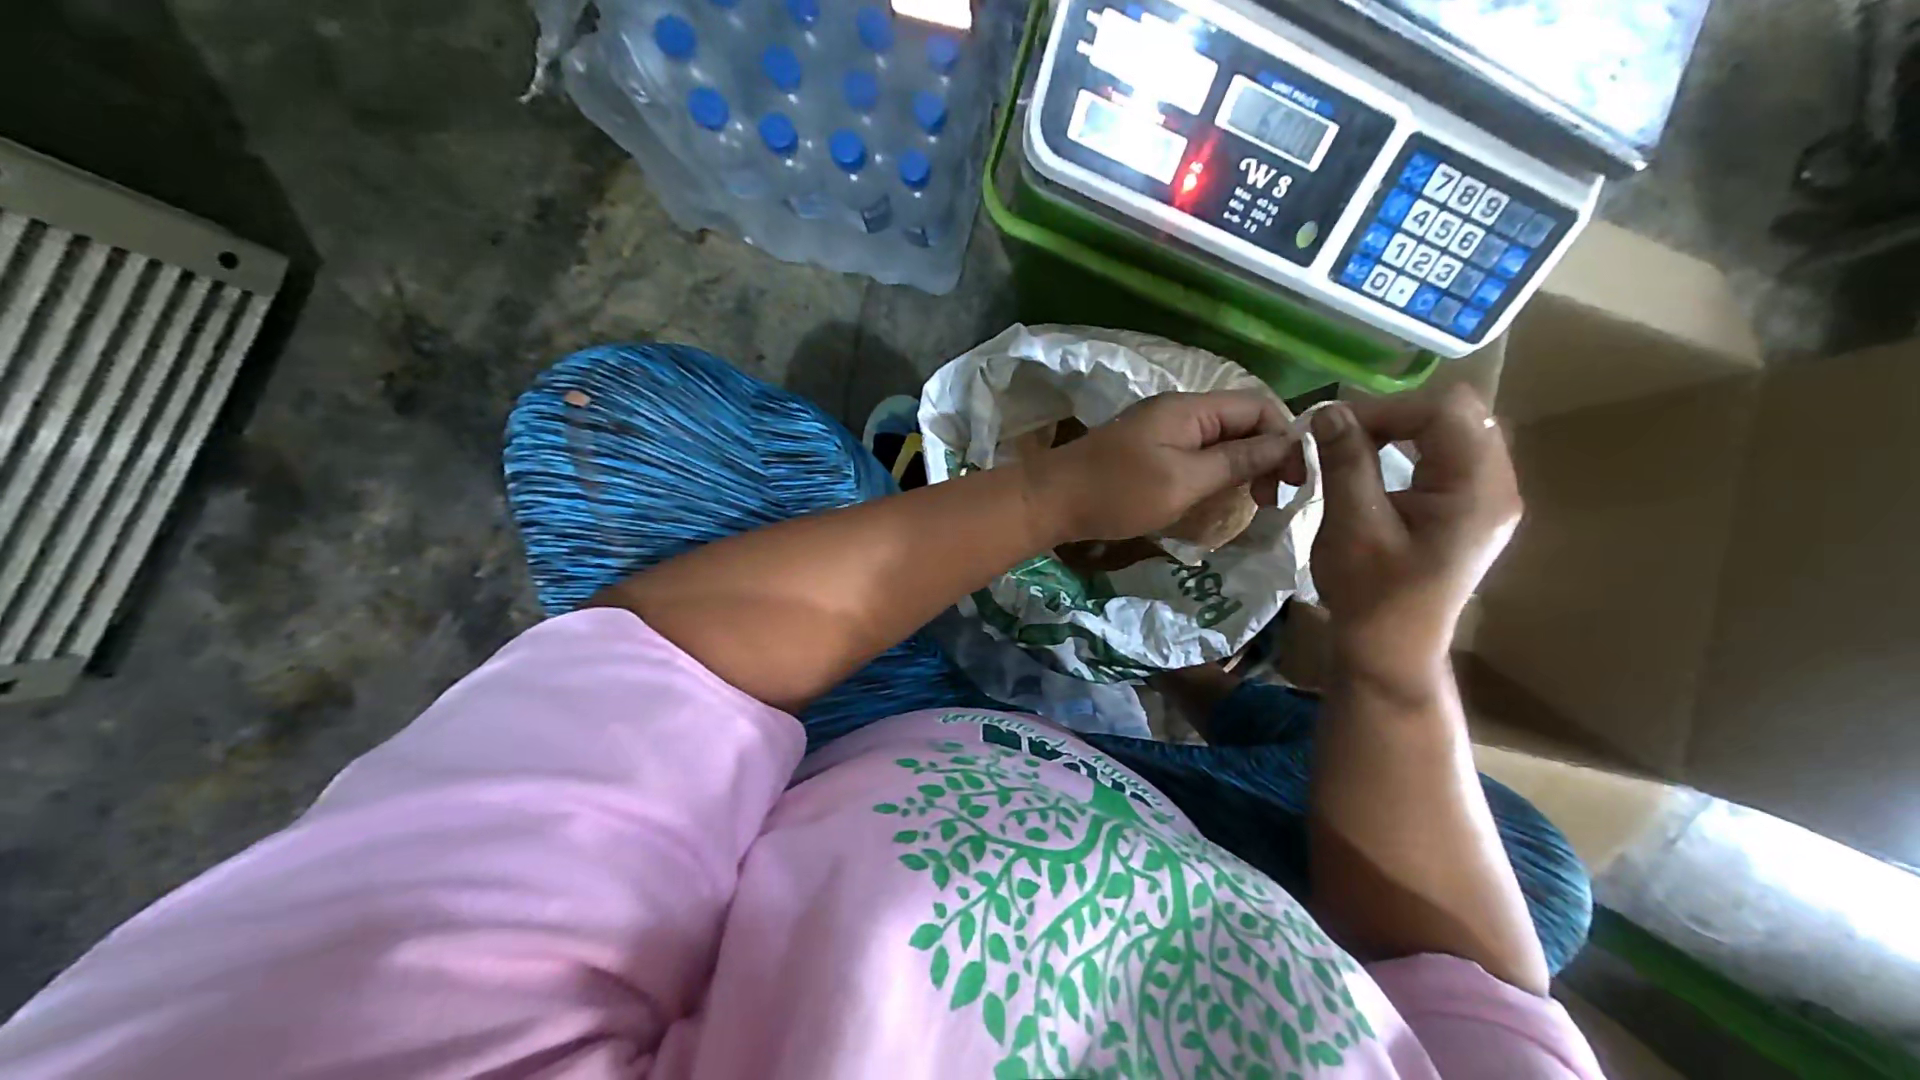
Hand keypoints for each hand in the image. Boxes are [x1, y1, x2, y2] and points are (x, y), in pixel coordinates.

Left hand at [1023, 390, 1295, 542]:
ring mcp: (1160, 431)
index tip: (1293, 481)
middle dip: (1265, 454)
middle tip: (1271, 499)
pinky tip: (1217, 497)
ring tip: (1251, 501)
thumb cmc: (1118, 492)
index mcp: (1191, 408)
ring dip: (1240, 466)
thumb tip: (1285, 443)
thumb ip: (1236, 459)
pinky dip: (1213, 472)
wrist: (1051, 501)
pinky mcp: (1147, 451)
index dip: (1284, 437)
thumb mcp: (1185, 480)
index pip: (1258, 406)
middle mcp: (1179, 411)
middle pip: (1240, 421)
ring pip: (1218, 440)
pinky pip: (1194, 454)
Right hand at [1303, 385, 1520, 697]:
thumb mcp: (1352, 524)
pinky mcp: (1470, 510)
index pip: (1443, 411)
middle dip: (1394, 415)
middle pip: (1457, 414)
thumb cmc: (1370, 593)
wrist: (1389, 649)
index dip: (1385, 409)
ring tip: (1355, 449)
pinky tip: (1378, 468)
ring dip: (1401, 430)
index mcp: (1476, 489)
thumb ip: (1346, 462)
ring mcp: (1488, 498)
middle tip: (1344, 436)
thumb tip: (1330, 412)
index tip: (1333, 429)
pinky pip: (1447, 456)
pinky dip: (1409, 449)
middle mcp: (1496, 486)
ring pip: (1453, 431)